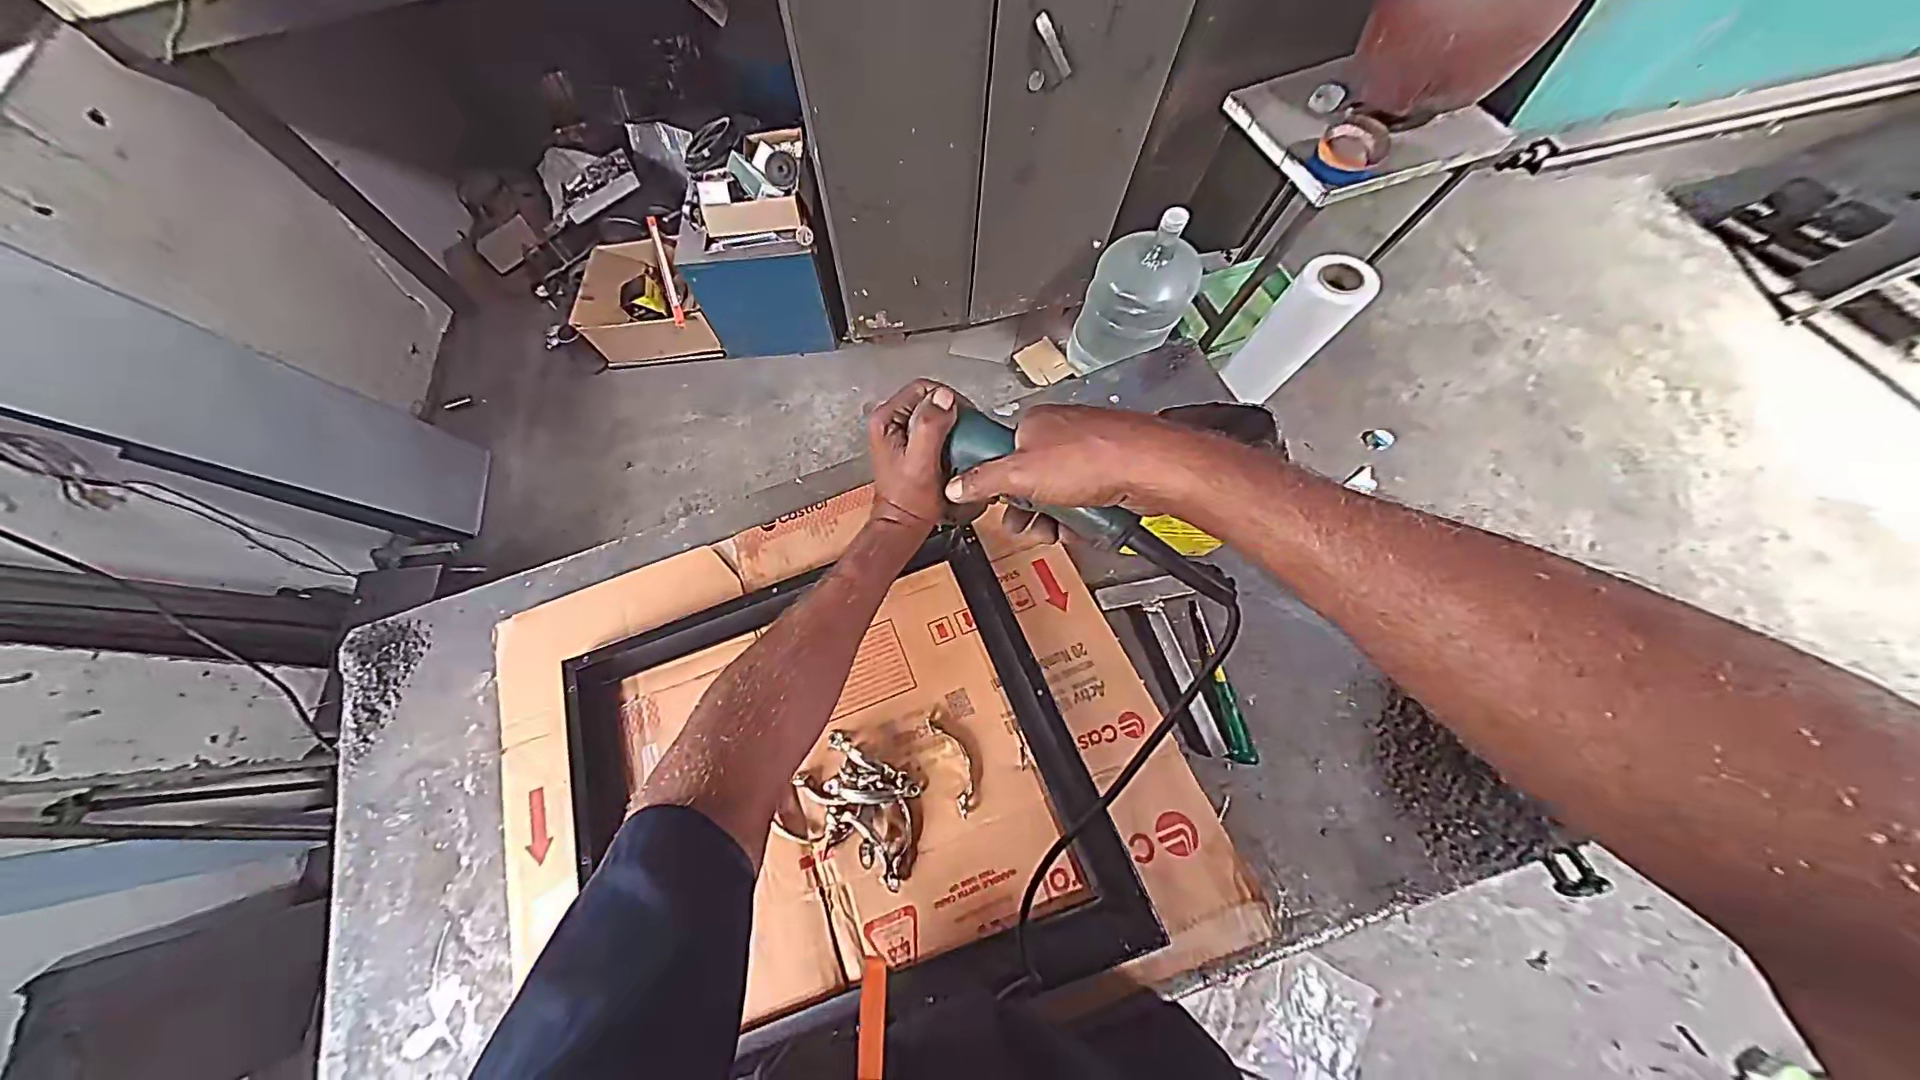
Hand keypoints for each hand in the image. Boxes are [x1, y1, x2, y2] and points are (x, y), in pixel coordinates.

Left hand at [867, 380, 962, 533]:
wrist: (904, 523)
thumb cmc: (908, 500)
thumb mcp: (921, 461)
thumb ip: (930, 426)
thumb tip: (943, 398)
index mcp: (885, 420)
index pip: (923, 388)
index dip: (948, 400)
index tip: (962, 418)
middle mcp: (890, 422)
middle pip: (930, 400)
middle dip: (951, 414)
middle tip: (963, 434)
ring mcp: (901, 433)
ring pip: (935, 414)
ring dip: (952, 426)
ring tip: (959, 444)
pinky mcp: (912, 444)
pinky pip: (936, 429)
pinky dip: (949, 437)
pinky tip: (953, 452)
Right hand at [943, 405, 1220, 517]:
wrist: (1149, 469)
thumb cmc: (1095, 457)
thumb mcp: (1021, 473)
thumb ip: (983, 480)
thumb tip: (956, 485)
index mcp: (1033, 424)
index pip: (996, 452)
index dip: (991, 481)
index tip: (990, 500)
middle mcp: (1058, 434)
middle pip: (1024, 478)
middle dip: (1023, 508)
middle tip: (1024, 522)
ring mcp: (1082, 455)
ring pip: (1052, 493)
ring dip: (1049, 517)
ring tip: (1054, 530)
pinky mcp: (1103, 474)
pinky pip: (1077, 500)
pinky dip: (1075, 517)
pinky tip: (1078, 526)